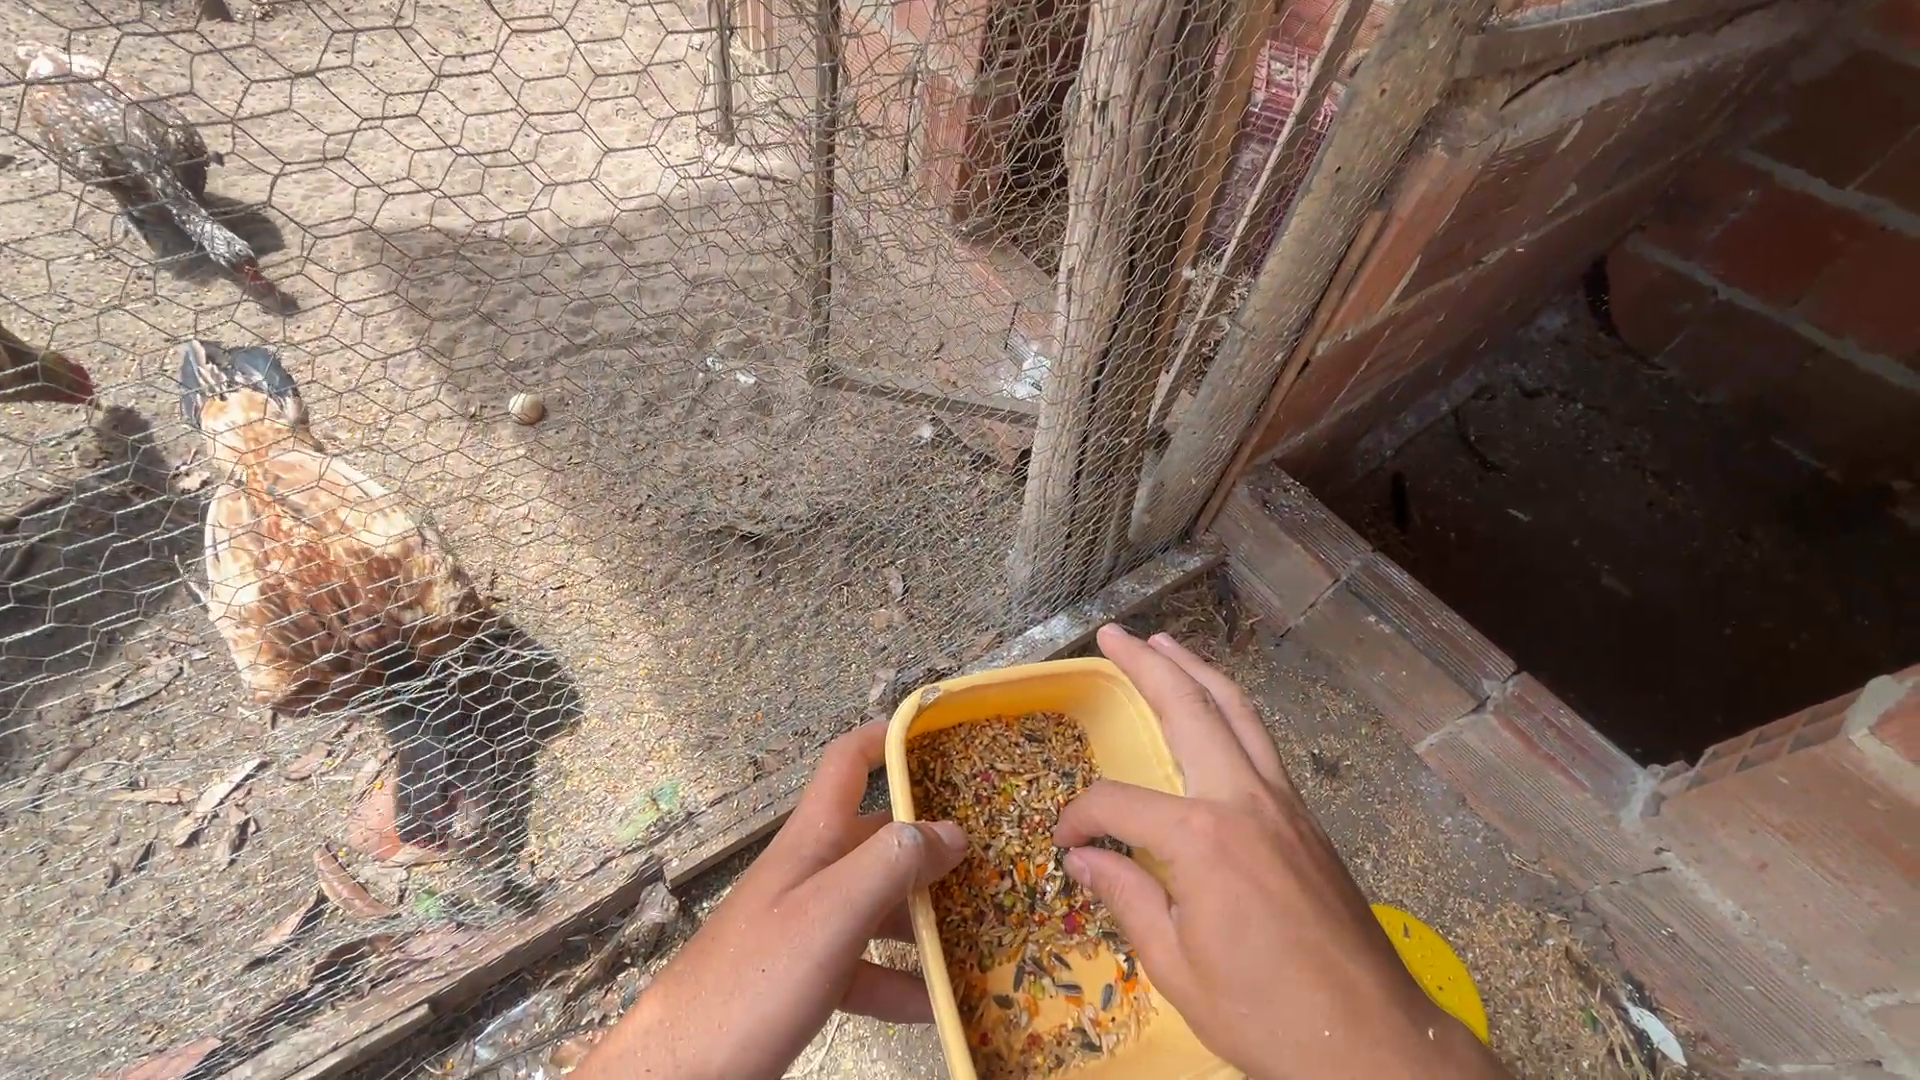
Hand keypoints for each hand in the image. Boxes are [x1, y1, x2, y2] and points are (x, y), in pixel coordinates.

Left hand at [573, 721, 967, 1079]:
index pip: (847, 762)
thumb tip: (950, 830)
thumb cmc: (756, 978)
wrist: (681, 1073)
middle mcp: (811, 872)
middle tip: (987, 855)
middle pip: (876, 838)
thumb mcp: (832, 913)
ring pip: (875, 904)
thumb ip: (890, 865)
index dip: (884, 738)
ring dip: (921, 916)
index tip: (934, 735)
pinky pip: (862, 964)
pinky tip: (933, 1002)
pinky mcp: (803, 974)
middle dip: (928, 843)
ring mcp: (806, 924)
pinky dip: (897, 978)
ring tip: (976, 929)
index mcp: (813, 839)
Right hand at [1053, 625, 1509, 1079]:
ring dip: (1197, 670)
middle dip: (1147, 665)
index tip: (1064, 839)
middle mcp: (1243, 798)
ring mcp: (1282, 802)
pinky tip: (1214, 710)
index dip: (1081, 817)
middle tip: (1115, 634)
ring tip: (1165, 644)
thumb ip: (1126, 896)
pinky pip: (1260, 741)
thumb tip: (1082, 856)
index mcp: (1202, 837)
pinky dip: (1229, 708)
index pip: (1118, 803)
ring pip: (1236, 711)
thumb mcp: (1177, 967)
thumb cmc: (1266, 1013)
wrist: (1375, 1044)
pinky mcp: (1305, 818)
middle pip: (1189, 708)